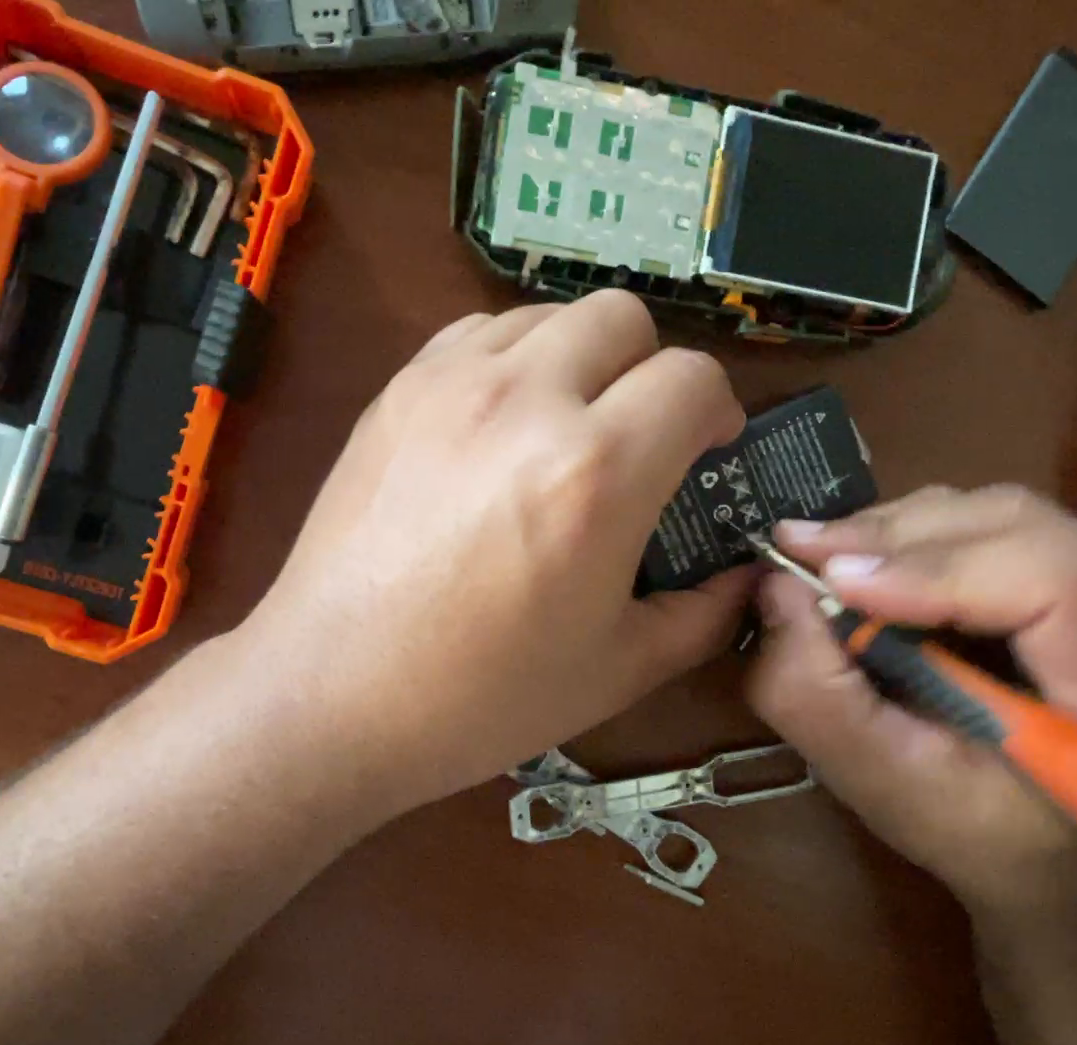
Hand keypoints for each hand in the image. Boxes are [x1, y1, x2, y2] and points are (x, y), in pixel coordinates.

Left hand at [238, 291, 751, 810]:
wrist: (334, 690)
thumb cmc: (481, 696)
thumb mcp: (617, 670)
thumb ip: (702, 613)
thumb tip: (742, 575)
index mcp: (596, 470)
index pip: (693, 378)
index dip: (715, 411)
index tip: (703, 451)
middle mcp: (526, 400)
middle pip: (624, 316)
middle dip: (649, 369)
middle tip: (634, 435)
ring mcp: (449, 383)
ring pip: (546, 315)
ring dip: (577, 357)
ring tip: (562, 423)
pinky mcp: (395, 390)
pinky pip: (475, 333)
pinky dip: (508, 358)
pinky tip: (495, 422)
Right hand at [745, 485, 1076, 916]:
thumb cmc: (1001, 851)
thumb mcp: (898, 796)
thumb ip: (821, 702)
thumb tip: (773, 590)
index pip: (1056, 582)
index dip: (935, 569)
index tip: (832, 579)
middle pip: (1020, 526)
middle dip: (895, 535)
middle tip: (796, 549)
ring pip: (1005, 515)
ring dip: (900, 529)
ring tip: (823, 556)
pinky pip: (1000, 530)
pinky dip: (919, 536)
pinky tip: (871, 563)